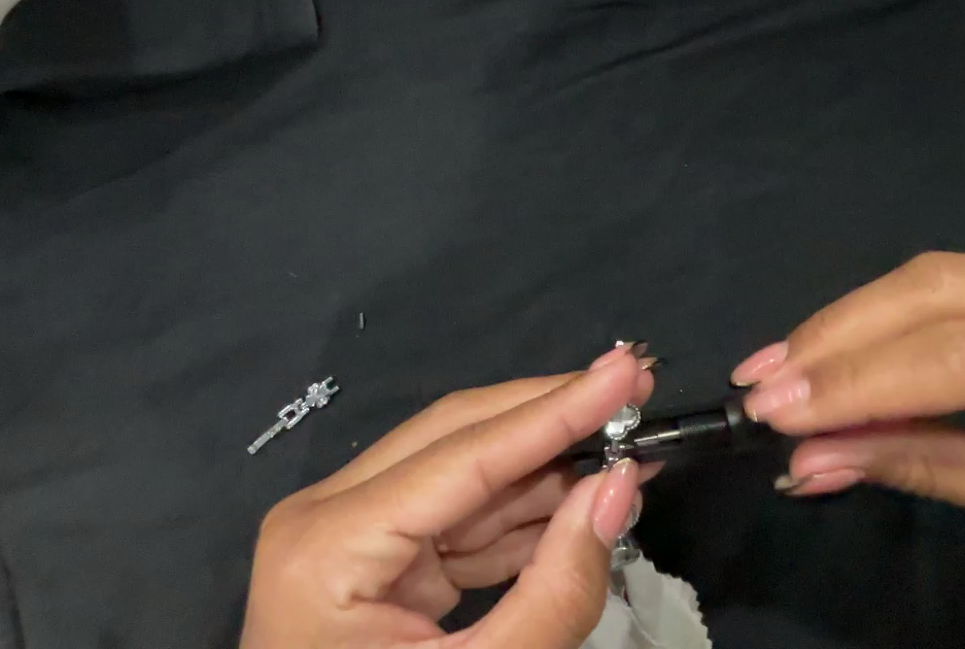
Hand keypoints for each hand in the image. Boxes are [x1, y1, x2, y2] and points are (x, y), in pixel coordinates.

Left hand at [240, 345, 653, 648]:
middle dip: (553, 411)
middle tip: (633, 382)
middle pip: (461, 436)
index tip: (626, 372)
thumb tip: (619, 487)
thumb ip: (554, 593)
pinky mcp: (379, 550)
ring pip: (467, 466)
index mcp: (331, 544)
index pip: (465, 454)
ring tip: (625, 436)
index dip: (556, 411)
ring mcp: (352, 528)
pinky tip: (584, 490)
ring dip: (549, 457)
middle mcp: (331, 512)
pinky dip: (528, 505)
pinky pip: (463, 512)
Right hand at [729, 253, 964, 600]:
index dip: (859, 380)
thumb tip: (805, 461)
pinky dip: (880, 315)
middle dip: (836, 340)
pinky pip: (948, 281)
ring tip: (779, 367)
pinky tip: (833, 345)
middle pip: (936, 293)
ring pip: (931, 276)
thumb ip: (921, 466)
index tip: (775, 410)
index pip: (964, 356)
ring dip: (846, 322)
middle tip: (760, 384)